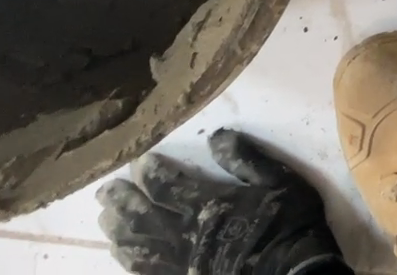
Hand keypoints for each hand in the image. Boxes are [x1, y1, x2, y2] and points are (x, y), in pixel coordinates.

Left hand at [97, 129, 348, 274]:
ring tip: (105, 218)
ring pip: (137, 246)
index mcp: (208, 205)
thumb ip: (246, 159)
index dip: (151, 173)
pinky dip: (127, 261)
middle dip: (122, 201)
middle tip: (104, 190)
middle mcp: (185, 234)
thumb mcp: (278, 180)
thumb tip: (216, 136)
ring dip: (118, 230)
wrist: (292, 272)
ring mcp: (179, 263)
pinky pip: (144, 272)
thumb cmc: (287, 221)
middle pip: (143, 217)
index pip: (167, 186)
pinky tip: (120, 253)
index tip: (140, 160)